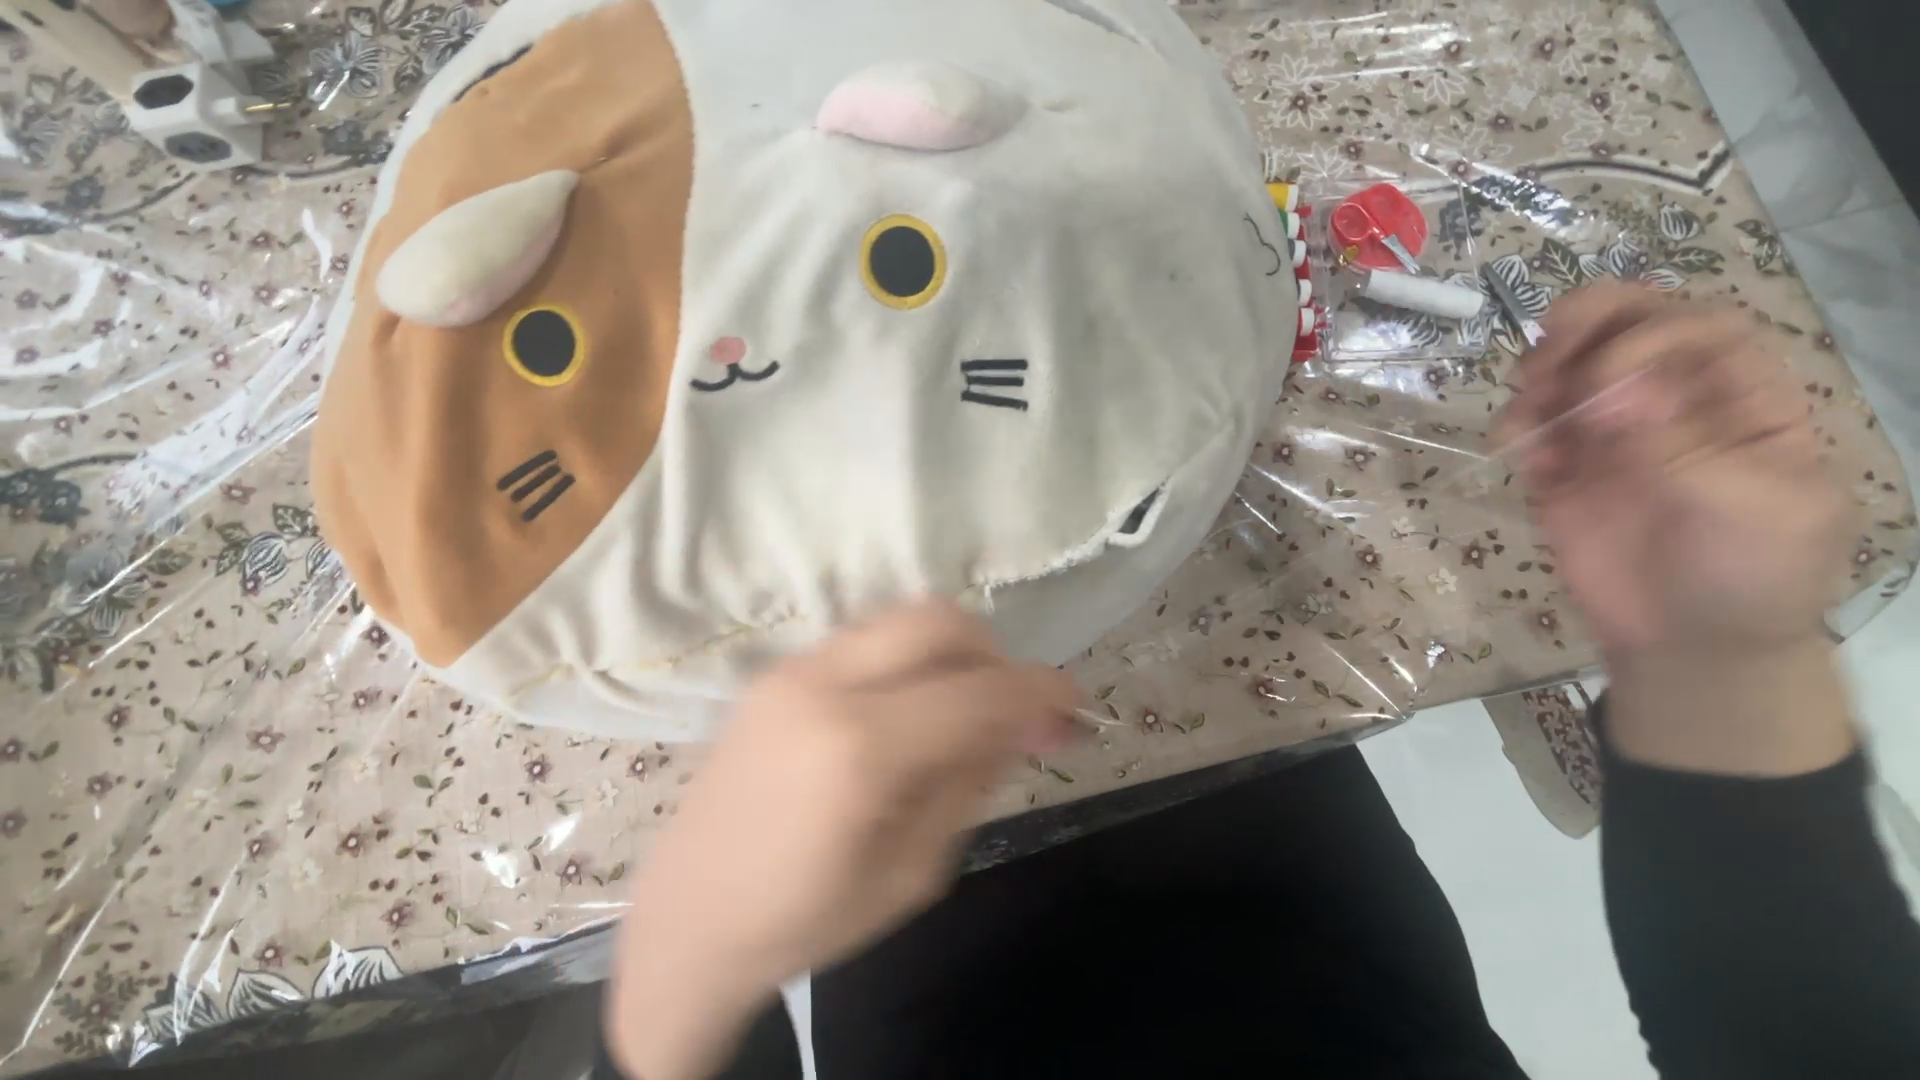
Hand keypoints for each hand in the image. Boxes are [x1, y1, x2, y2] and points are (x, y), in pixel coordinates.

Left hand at [605, 599, 1082, 1079]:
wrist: (687, 921)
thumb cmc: (805, 919)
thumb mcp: (912, 871)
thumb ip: (969, 781)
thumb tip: (1021, 722)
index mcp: (860, 748)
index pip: (978, 691)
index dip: (1041, 690)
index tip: (1076, 704)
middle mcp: (822, 684)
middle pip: (938, 620)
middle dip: (995, 653)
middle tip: (1014, 708)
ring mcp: (790, 670)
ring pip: (900, 620)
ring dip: (950, 652)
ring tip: (963, 712)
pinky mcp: (773, 673)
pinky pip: (863, 640)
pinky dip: (907, 658)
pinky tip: (910, 712)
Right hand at [1499, 283, 1857, 775]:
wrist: (1690, 642)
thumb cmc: (1750, 573)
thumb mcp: (1754, 507)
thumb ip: (1687, 443)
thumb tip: (1612, 390)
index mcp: (1738, 398)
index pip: (1694, 328)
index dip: (1645, 335)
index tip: (1608, 381)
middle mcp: (1668, 401)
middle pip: (1623, 326)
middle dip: (1579, 328)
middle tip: (1546, 365)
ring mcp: (1607, 434)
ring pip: (1564, 367)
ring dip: (1538, 374)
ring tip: (1533, 419)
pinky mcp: (1558, 471)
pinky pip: (1527, 428)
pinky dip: (1515, 429)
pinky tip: (1529, 461)